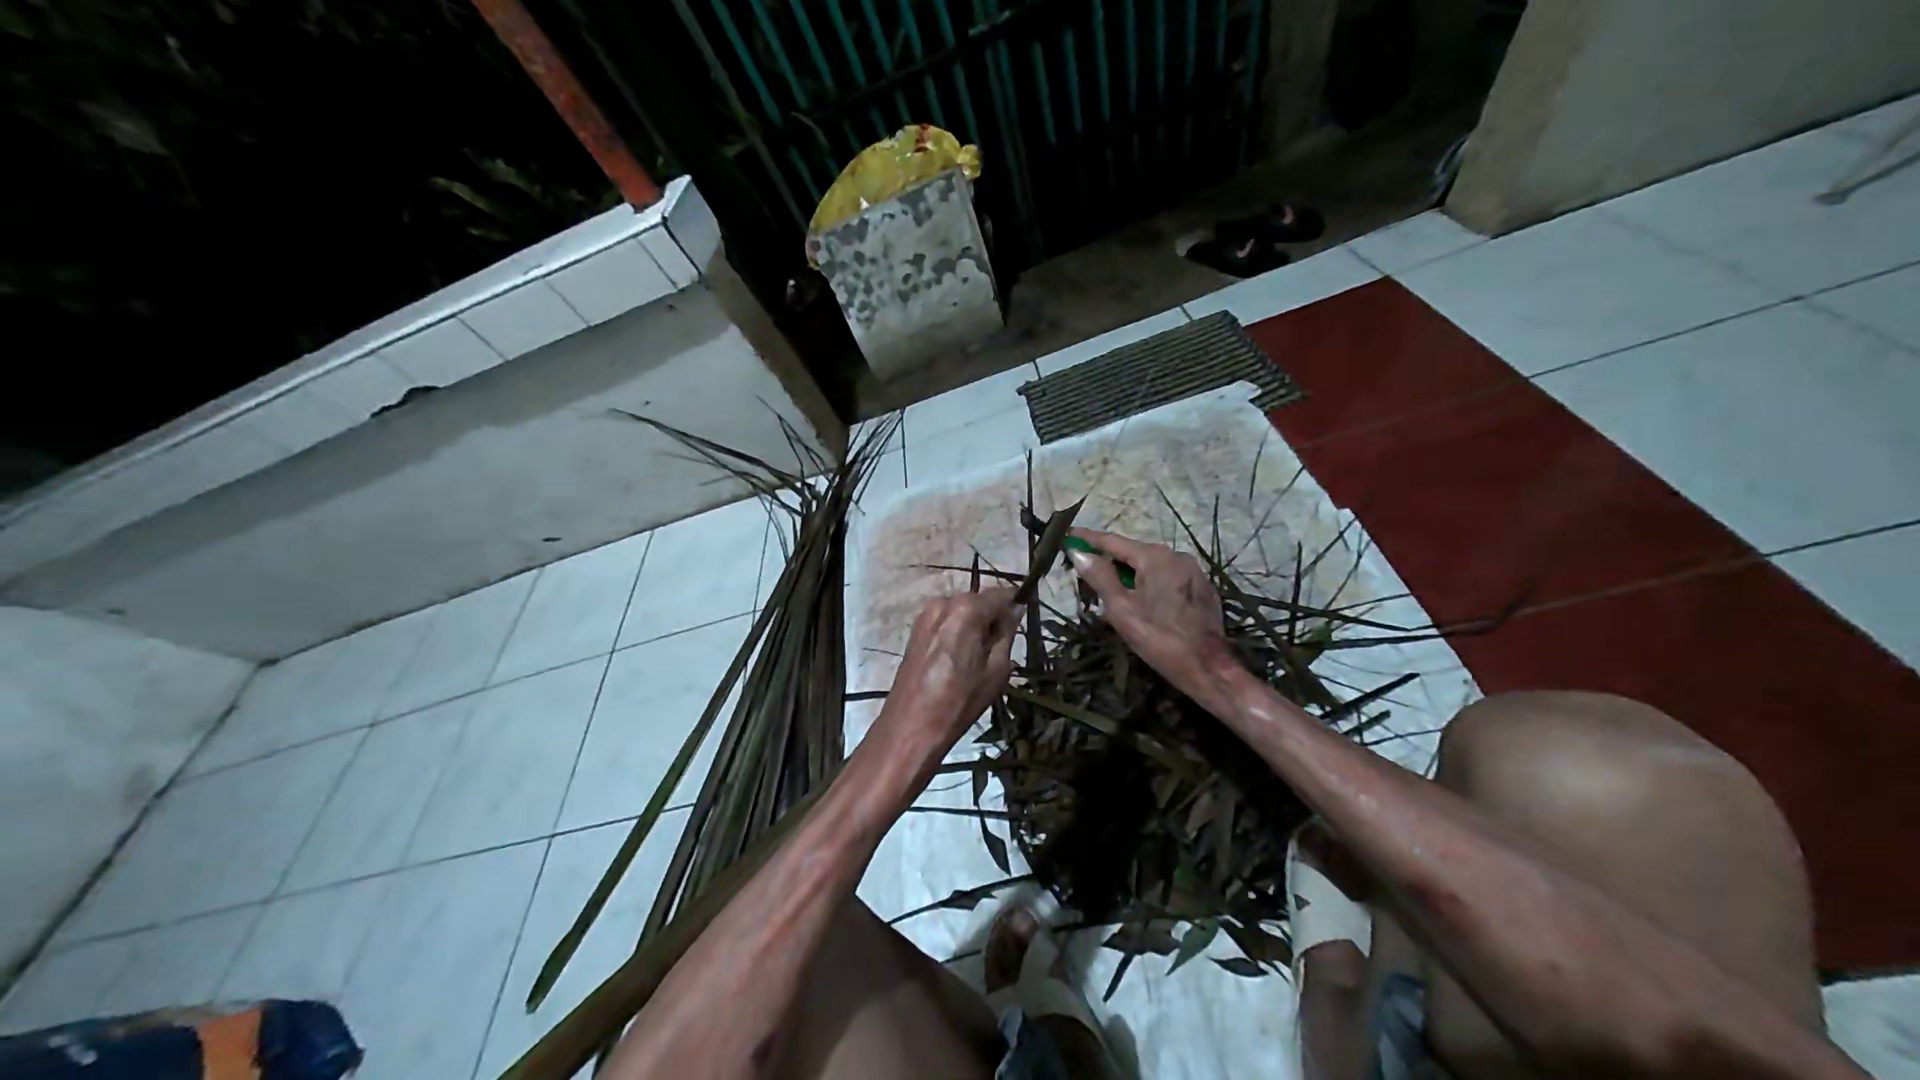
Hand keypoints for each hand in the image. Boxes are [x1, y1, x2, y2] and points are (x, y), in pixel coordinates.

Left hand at [876, 587, 1019, 760]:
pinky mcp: (915, 629)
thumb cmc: (960, 699)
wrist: (912, 724)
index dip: (1015, 605)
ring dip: (974, 625)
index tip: (1023, 621)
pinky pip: (945, 621)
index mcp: (966, 608)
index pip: (1001, 594)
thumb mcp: (996, 668)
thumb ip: (1007, 633)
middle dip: (992, 616)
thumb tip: (1015, 610)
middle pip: (979, 600)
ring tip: (979, 656)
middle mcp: (943, 602)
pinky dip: (957, 631)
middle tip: (1002, 646)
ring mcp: (925, 614)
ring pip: (961, 611)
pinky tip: (959, 657)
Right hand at [1066, 528, 1239, 703]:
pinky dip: (1150, 583)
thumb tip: (1079, 553)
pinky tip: (1142, 601)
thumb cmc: (1158, 637)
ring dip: (1130, 574)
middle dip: (1109, 560)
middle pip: (1134, 552)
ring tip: (1112, 590)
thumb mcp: (1121, 608)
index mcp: (1154, 556)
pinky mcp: (1202, 588)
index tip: (1069, 535)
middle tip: (1086, 570)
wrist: (1206, 666)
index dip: (1088, 538)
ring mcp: (1193, 571)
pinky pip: (1167, 578)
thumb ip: (1100, 577)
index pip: (1113, 541)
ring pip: (1151, 566)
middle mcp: (1176, 555)